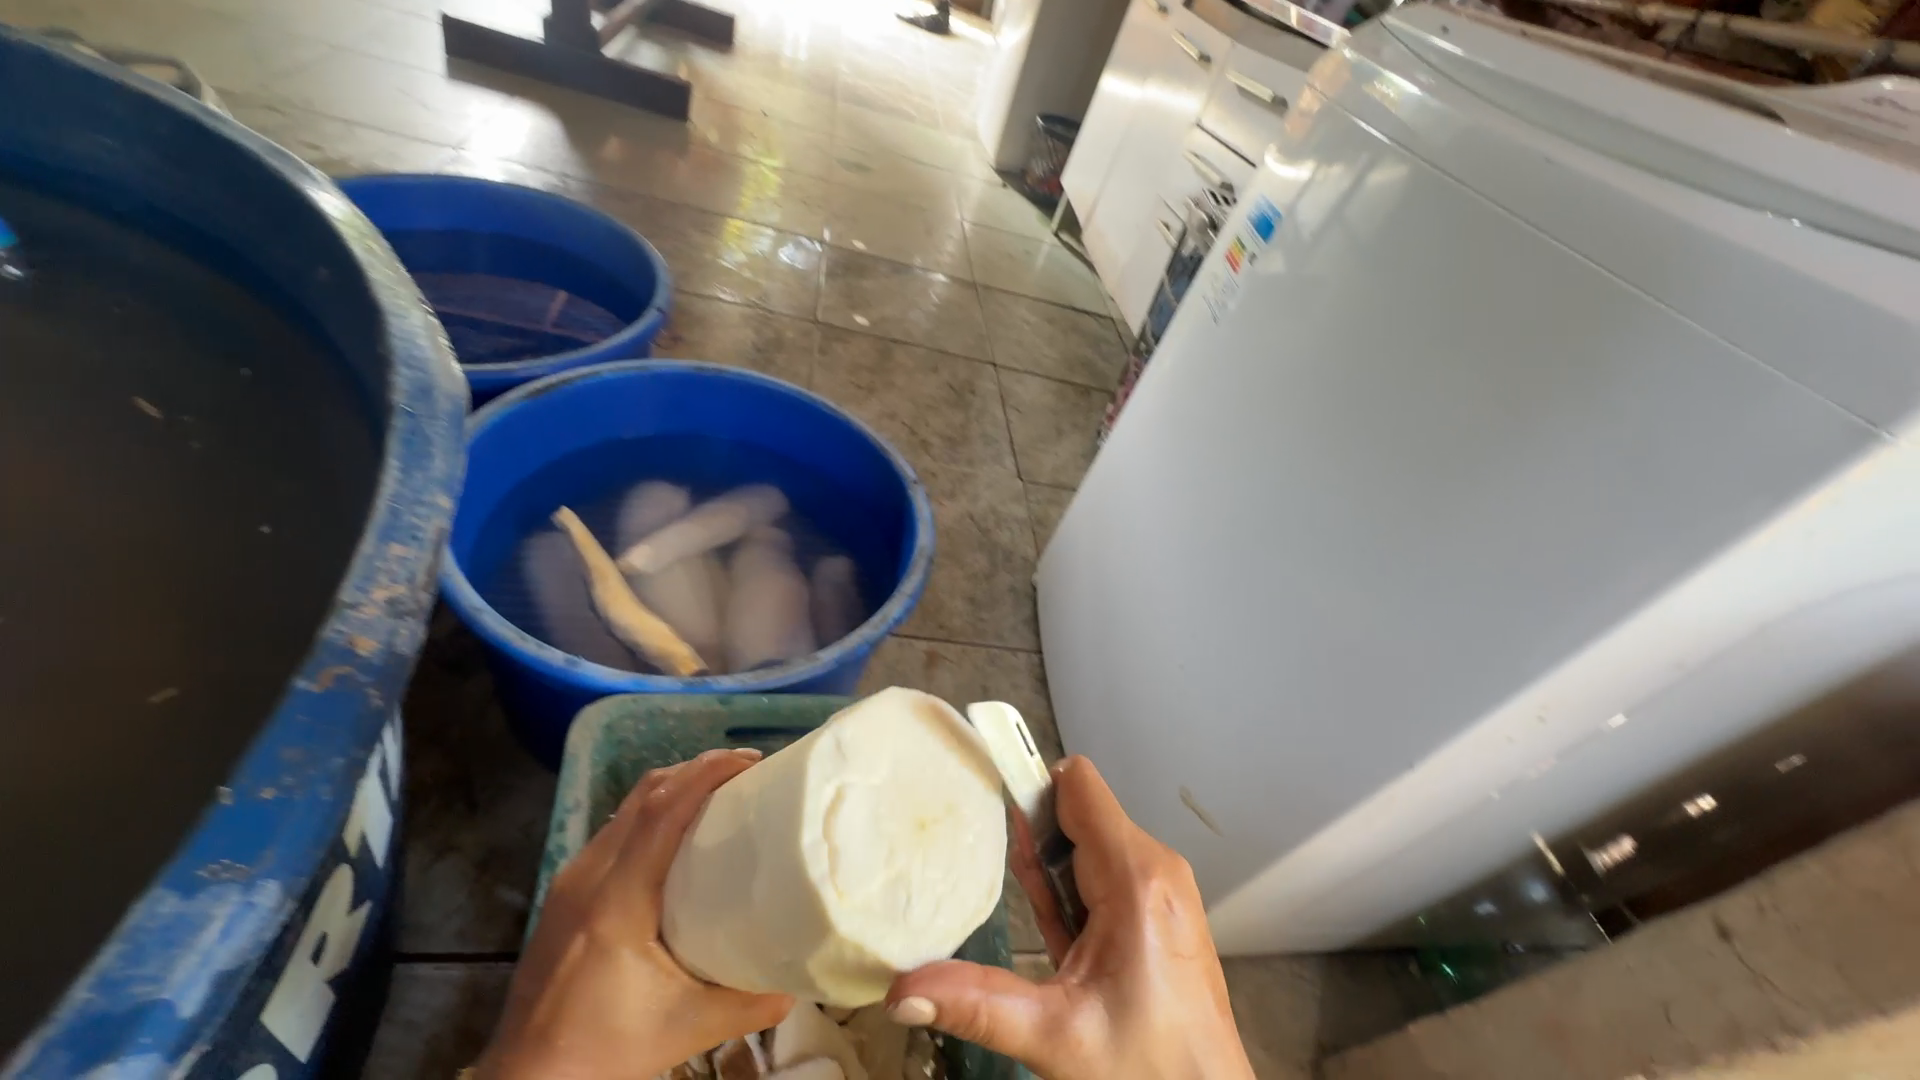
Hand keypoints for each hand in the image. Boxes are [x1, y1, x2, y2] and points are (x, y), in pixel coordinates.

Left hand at [476, 748, 793, 1079]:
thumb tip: (797, 984)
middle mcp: (589, 876)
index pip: (662, 810)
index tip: (750, 761)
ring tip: (718, 796)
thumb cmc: (605, 1051)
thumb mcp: (686, 1028)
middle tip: (745, 773)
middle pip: (644, 795)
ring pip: (626, 809)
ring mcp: (571, 882)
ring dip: (673, 788)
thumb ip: (748, 1002)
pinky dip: (652, 814)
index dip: (706, 773)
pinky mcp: (565, 894)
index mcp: (618, 899)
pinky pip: (615, 832)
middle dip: (696, 770)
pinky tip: (677, 838)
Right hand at [884, 756, 1252, 1079]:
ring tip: (1061, 948)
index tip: (994, 802)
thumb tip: (902, 992)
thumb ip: (976, 1002)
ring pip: (1087, 846)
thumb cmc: (1148, 1069)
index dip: (1032, 786)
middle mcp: (1157, 866)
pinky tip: (1076, 951)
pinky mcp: (1163, 902)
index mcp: (1136, 877)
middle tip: (1038, 919)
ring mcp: (1163, 883)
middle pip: (1076, 816)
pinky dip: (1077, 899)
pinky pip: (1105, 872)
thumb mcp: (1054, 1035)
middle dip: (1041, 856)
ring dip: (1057, 886)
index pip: (1077, 784)